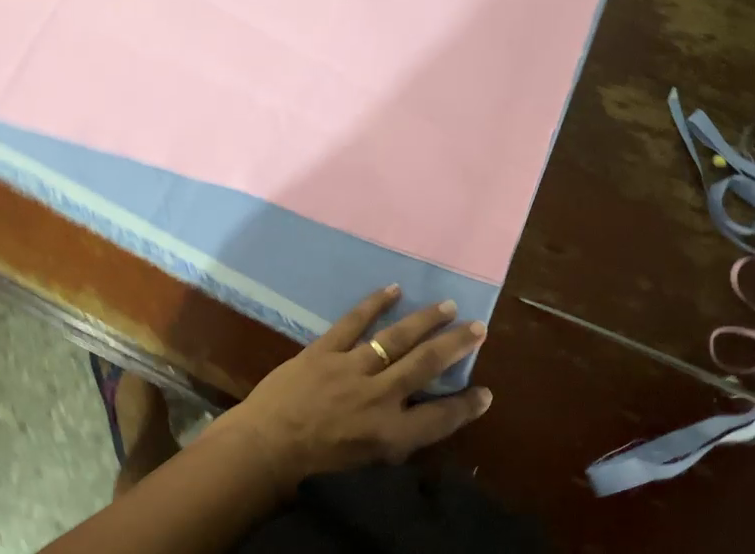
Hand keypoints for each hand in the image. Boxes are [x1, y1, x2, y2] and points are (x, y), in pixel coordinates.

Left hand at [205, 285, 492, 493]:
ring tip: (447, 306)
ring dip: (425, 320)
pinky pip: (354, 321)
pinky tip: (393, 289)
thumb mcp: (367, 462)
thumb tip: (417, 413)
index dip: (467, 406)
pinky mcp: (326, 349)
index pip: (440, 417)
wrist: (267, 447)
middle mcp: (379, 397)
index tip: (487, 392)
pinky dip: (375, 303)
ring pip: (397, 338)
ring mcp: (352, 368)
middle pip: (426, 365)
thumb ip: (394, 436)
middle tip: (478, 328)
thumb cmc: (316, 466)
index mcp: (391, 435)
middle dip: (455, 345)